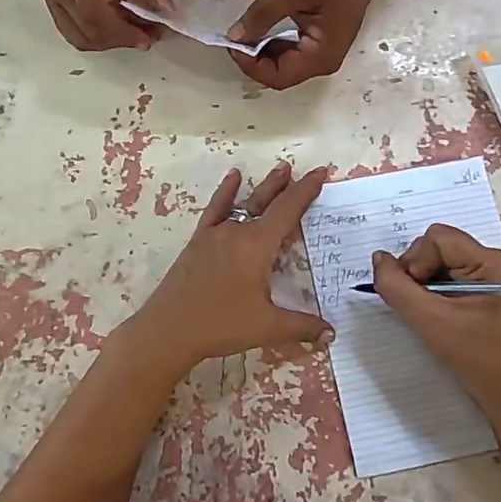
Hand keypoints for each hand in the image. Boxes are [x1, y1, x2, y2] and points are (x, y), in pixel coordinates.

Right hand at [40, 0, 167, 51]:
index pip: (96, 17)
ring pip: (80, 39)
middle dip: (121, 41)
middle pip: (88, 34)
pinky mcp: (52, 5)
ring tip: (133, 32)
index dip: (122, 34)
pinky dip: (97, 37)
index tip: (149, 38)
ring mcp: (52, 0)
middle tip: (148, 35)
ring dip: (109, 43)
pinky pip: (74, 33)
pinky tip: (115, 27)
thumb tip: (163, 7)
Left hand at [122, 163, 332, 365]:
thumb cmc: (221, 324)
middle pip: (265, 202)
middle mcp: (235, 232)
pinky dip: (225, 193)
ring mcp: (213, 235)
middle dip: (285, 185)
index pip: (288, 210)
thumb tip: (331, 333)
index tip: (320, 173)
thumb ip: (301, 326)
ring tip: (277, 170)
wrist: (169, 328)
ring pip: (241, 203)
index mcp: (256, 245)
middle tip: (299, 167)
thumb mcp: (267, 327)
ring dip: (261, 187)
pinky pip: (214, 210)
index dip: (306, 191)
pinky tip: (231, 180)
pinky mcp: (196, 243)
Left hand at [225, 0, 386, 88]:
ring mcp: (324, 52)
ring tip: (248, 30)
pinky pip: (291, 51)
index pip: (277, 77)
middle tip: (237, 35)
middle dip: (254, 59)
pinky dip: (273, 42)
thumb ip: (260, 16)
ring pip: (284, 64)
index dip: (250, 65)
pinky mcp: (321, 40)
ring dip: (262, 51)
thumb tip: (235, 37)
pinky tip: (264, 26)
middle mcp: (324, 62)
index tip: (233, 43)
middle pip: (279, 74)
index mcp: (321, 57)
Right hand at [368, 223, 500, 390]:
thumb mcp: (426, 318)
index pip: (436, 238)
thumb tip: (379, 258)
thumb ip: (395, 285)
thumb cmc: (470, 352)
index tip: (420, 292)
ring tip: (426, 304)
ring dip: (417, 277)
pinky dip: (423, 284)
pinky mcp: (472, 280)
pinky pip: (436, 267)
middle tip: (420, 300)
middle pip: (433, 243)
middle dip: (416, 269)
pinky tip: (430, 305)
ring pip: (431, 255)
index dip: (417, 261)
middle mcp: (489, 258)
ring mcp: (482, 269)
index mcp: (491, 262)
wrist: (496, 382)